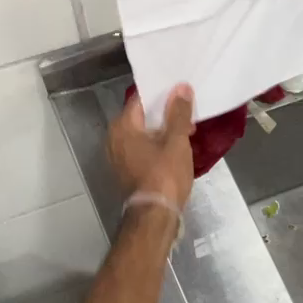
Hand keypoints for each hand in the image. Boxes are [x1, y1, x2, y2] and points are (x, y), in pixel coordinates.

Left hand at [108, 84, 196, 208]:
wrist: (155, 215)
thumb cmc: (165, 175)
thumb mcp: (176, 141)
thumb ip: (179, 113)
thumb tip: (181, 88)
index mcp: (122, 127)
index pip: (141, 100)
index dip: (163, 95)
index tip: (182, 94)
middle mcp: (114, 139)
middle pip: (141, 118)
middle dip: (164, 115)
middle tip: (188, 115)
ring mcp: (118, 158)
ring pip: (142, 135)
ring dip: (162, 132)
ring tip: (185, 133)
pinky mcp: (126, 172)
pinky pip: (142, 150)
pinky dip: (156, 147)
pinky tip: (174, 151)